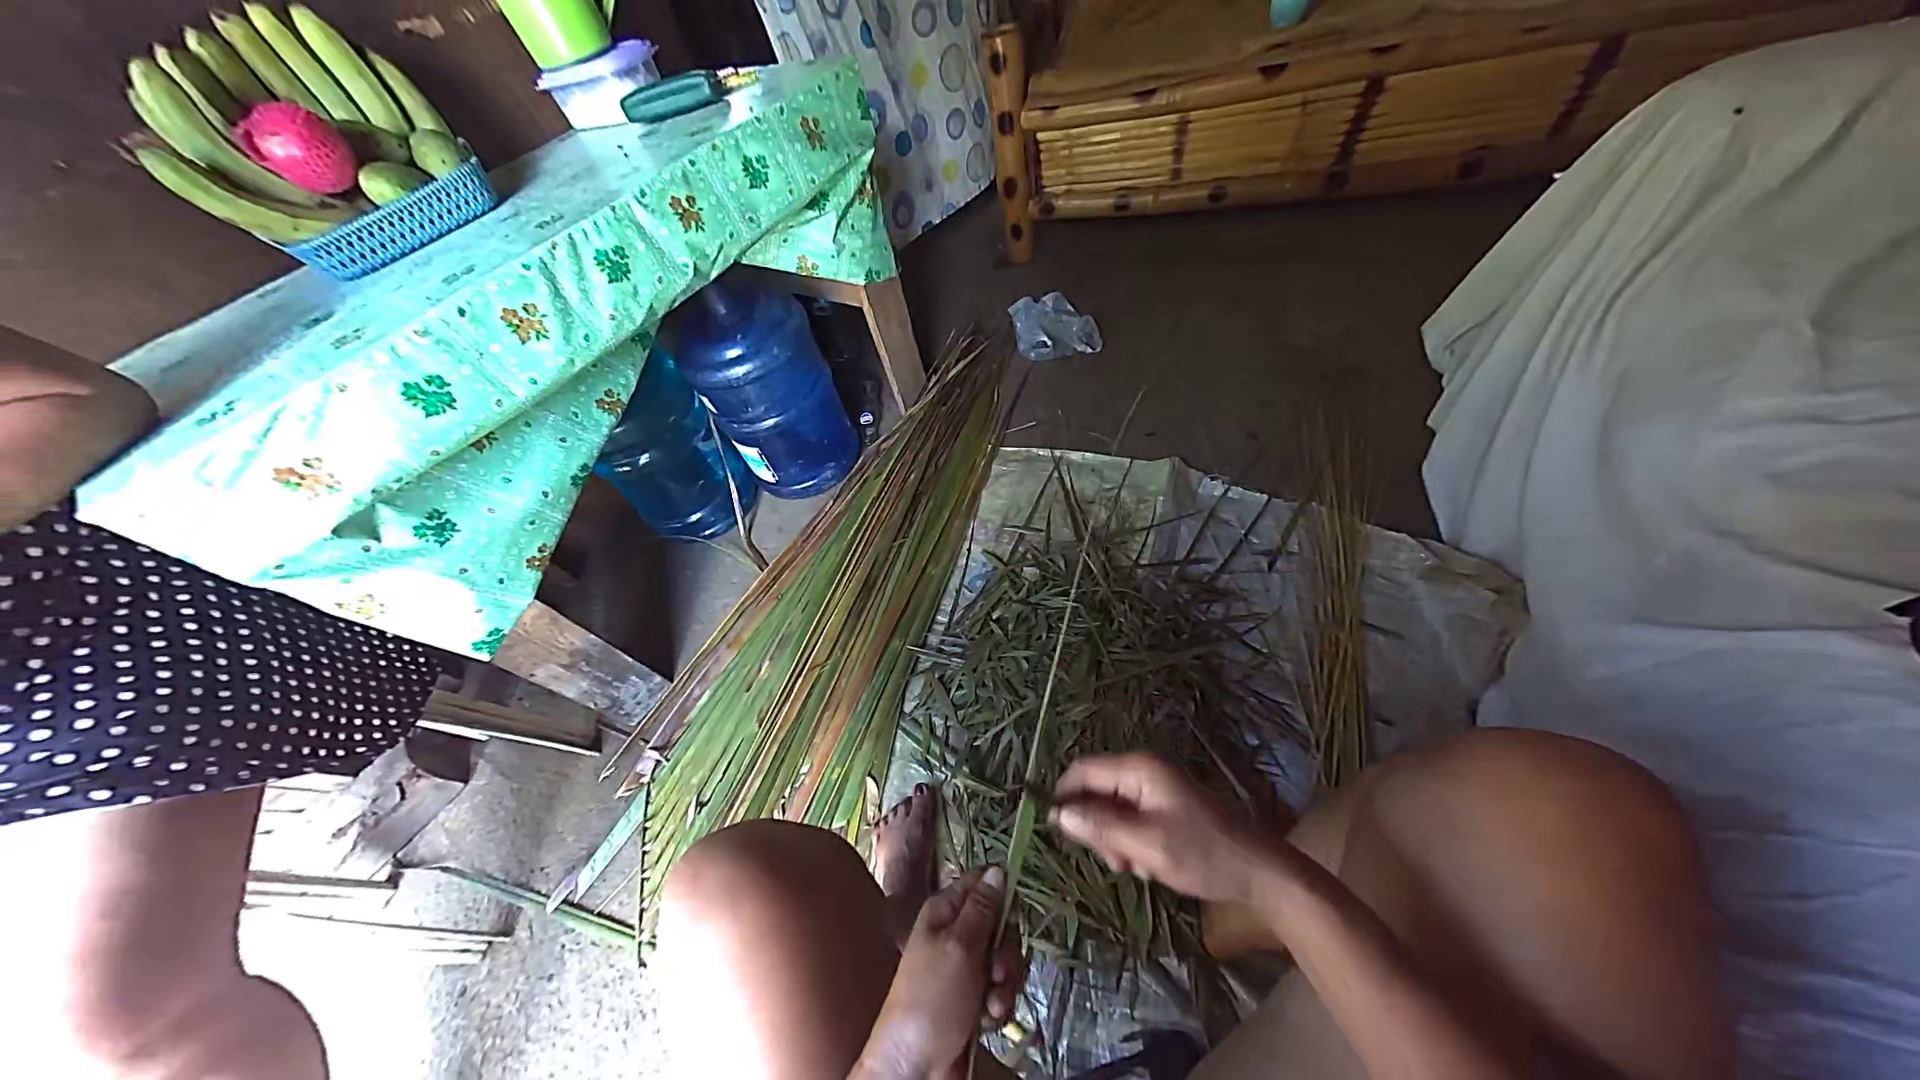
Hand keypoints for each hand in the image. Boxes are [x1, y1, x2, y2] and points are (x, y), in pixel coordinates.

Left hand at [854, 866, 1028, 1079]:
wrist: (915, 1068)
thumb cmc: (931, 999)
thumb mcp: (959, 947)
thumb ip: (983, 908)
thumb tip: (999, 868)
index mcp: (945, 911)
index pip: (983, 883)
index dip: (1003, 897)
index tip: (1010, 921)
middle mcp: (955, 933)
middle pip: (1001, 923)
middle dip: (1007, 950)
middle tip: (997, 972)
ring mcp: (965, 967)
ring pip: (1005, 958)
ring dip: (1006, 983)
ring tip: (991, 1004)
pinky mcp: (974, 997)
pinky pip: (1001, 988)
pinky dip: (999, 1004)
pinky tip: (989, 1019)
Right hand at [1051, 753, 1286, 904]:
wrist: (1261, 874)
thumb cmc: (1203, 854)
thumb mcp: (1146, 844)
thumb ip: (1100, 827)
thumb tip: (1057, 813)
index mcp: (1139, 769)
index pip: (1082, 770)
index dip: (1064, 796)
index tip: (1057, 830)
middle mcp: (1144, 772)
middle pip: (1097, 793)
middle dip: (1099, 829)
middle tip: (1116, 862)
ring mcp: (1156, 791)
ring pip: (1113, 812)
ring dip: (1116, 842)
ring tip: (1138, 867)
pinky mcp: (1166, 809)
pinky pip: (1132, 821)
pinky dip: (1133, 844)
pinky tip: (1151, 866)